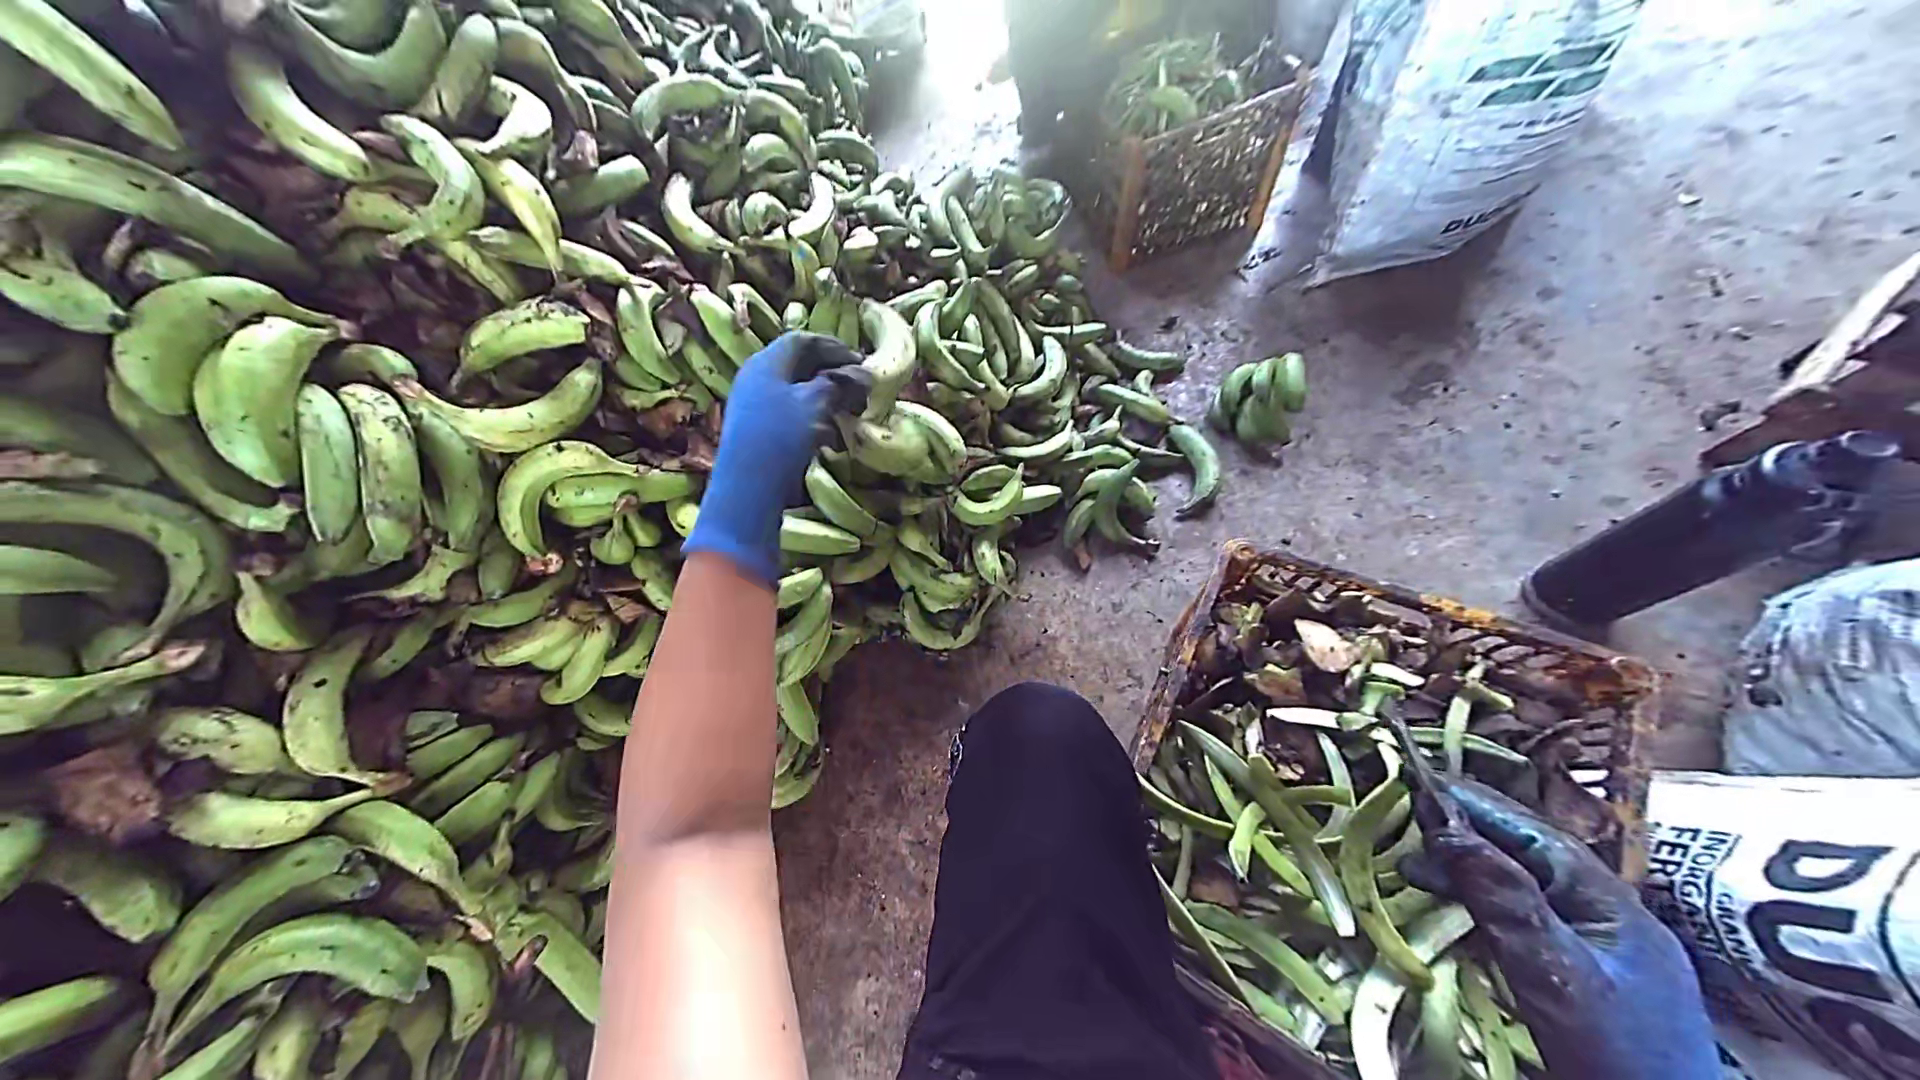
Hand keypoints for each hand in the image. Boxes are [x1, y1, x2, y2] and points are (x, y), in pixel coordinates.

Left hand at [684, 332, 869, 584]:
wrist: (748, 488)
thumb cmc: (781, 436)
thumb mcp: (816, 403)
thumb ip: (839, 384)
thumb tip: (862, 374)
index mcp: (767, 363)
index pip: (803, 341)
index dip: (835, 349)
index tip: (862, 363)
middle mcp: (757, 378)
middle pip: (799, 366)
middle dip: (832, 376)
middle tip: (859, 390)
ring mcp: (754, 406)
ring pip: (797, 393)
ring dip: (826, 400)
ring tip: (850, 415)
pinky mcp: (758, 432)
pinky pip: (791, 415)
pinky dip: (815, 420)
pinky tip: (831, 440)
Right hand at [1399, 777, 1718, 1079]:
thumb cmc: (1617, 1059)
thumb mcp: (1554, 973)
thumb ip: (1504, 898)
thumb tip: (1445, 828)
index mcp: (1610, 904)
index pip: (1533, 833)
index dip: (1476, 804)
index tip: (1420, 781)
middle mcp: (1606, 916)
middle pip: (1526, 855)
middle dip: (1464, 836)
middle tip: (1407, 823)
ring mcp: (1598, 949)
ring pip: (1521, 887)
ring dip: (1466, 872)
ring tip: (1413, 867)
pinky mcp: (1583, 978)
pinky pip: (1521, 919)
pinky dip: (1479, 904)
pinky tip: (1452, 909)